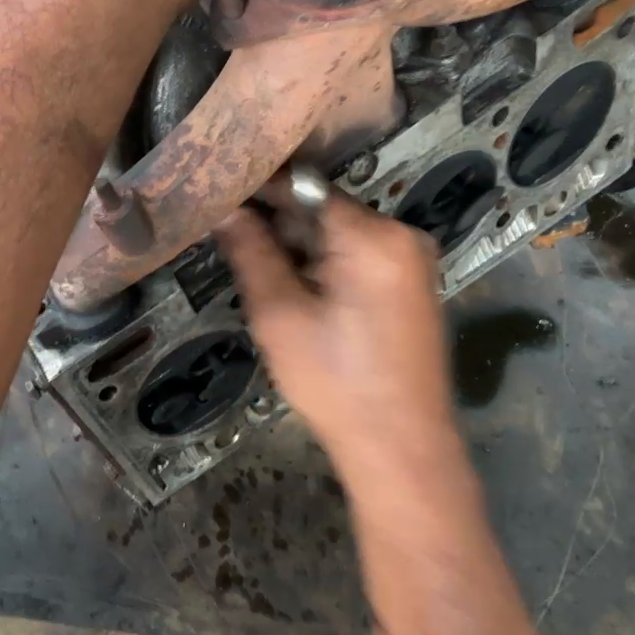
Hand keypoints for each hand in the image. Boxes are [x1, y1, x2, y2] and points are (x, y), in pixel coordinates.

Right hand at [215, 199, 453, 467]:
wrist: (400, 444)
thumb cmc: (333, 380)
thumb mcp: (279, 313)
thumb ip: (250, 252)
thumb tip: (224, 209)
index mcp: (374, 236)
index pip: (305, 189)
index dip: (260, 189)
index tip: (220, 192)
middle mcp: (403, 235)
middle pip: (325, 211)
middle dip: (278, 222)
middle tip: (230, 237)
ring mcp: (414, 262)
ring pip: (341, 235)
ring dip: (300, 246)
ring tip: (255, 265)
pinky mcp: (414, 286)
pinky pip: (360, 257)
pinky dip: (326, 264)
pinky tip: (295, 288)